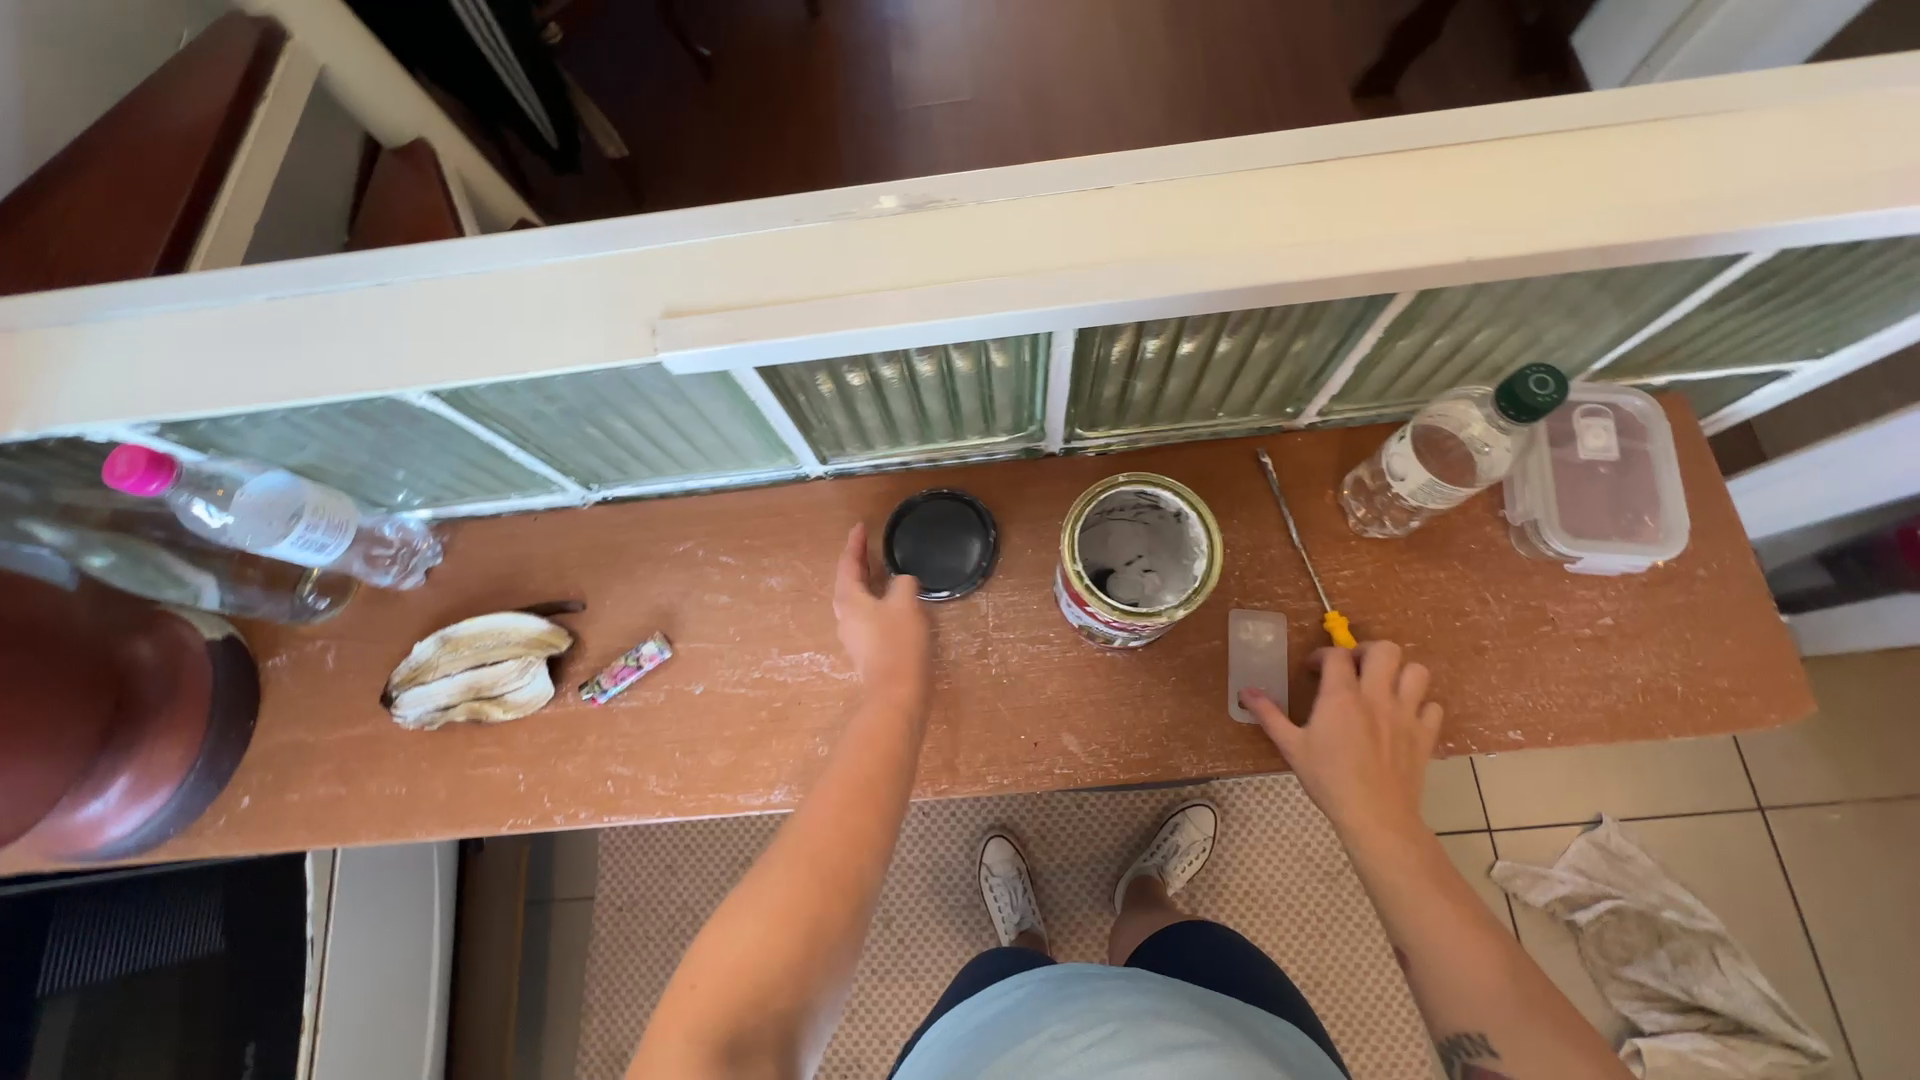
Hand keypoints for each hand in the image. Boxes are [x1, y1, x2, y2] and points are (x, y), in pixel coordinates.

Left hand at [832, 523, 930, 702]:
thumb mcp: (906, 603)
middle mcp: (844, 615)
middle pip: (848, 581)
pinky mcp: (865, 648)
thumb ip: (903, 583)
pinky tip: (889, 601)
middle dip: (857, 561)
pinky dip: (875, 599)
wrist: (897, 691)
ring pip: (856, 598)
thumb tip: (901, 582)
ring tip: (880, 569)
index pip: (848, 563)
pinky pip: (866, 614)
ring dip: (866, 581)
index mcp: (849, 599)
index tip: (860, 526)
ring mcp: (853, 634)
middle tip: (868, 544)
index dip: (855, 544)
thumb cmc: (899, 642)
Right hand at [1238, 641, 1441, 842]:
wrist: (1375, 816)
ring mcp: (1406, 714)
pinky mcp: (1426, 734)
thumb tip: (1245, 691)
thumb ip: (1269, 715)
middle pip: (1386, 649)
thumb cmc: (1328, 780)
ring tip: (1384, 686)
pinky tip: (1405, 717)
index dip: (1323, 655)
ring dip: (1400, 673)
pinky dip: (1421, 706)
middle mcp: (1377, 696)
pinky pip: (1433, 706)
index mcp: (1342, 697)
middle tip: (1354, 668)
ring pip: (1417, 671)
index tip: (1313, 669)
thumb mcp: (1291, 746)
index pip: (1337, 655)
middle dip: (1368, 651)